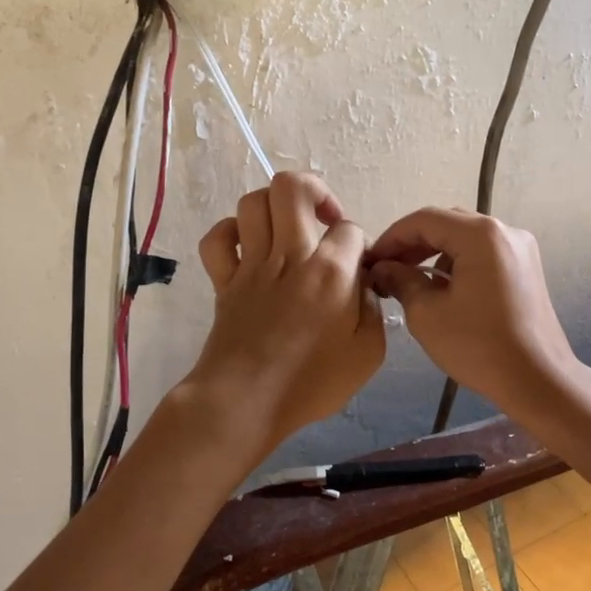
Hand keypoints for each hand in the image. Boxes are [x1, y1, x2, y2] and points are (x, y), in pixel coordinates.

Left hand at [183, 172, 384, 455]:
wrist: (245, 403)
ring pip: (253, 203)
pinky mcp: (223, 281)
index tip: (359, 270)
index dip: (360, 243)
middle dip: (315, 190)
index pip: (351, 229)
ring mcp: (251, 265)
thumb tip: (363, 284)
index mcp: (331, 271)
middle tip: (325, 221)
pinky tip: (248, 247)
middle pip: (291, 187)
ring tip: (289, 231)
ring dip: (275, 208)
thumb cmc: (311, 383)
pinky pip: (218, 238)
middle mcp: (290, 255)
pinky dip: (231, 233)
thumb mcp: (368, 353)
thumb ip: (373, 309)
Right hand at [366, 207, 583, 407]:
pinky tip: (444, 291)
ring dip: (435, 254)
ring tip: (411, 282)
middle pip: (447, 224)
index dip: (392, 238)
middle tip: (386, 270)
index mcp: (480, 235)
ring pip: (466, 238)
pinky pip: (485, 254)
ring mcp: (520, 249)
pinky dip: (460, 264)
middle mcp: (504, 231)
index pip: (424, 220)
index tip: (371, 262)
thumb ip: (401, 281)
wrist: (537, 379)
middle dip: (413, 245)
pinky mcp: (527, 268)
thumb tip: (383, 268)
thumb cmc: (478, 346)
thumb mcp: (427, 314)